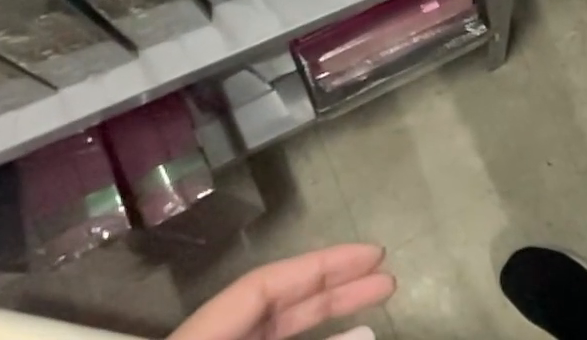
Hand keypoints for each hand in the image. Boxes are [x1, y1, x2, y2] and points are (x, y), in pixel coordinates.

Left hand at [169, 244, 394, 339]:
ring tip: (378, 299)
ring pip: (276, 330)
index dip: (319, 265)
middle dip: (332, 287)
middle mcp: (211, 337)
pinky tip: (348, 339)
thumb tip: (368, 334)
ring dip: (328, 314)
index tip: (373, 255)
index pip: (263, 283)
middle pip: (274, 303)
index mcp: (199, 333)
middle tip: (386, 275)